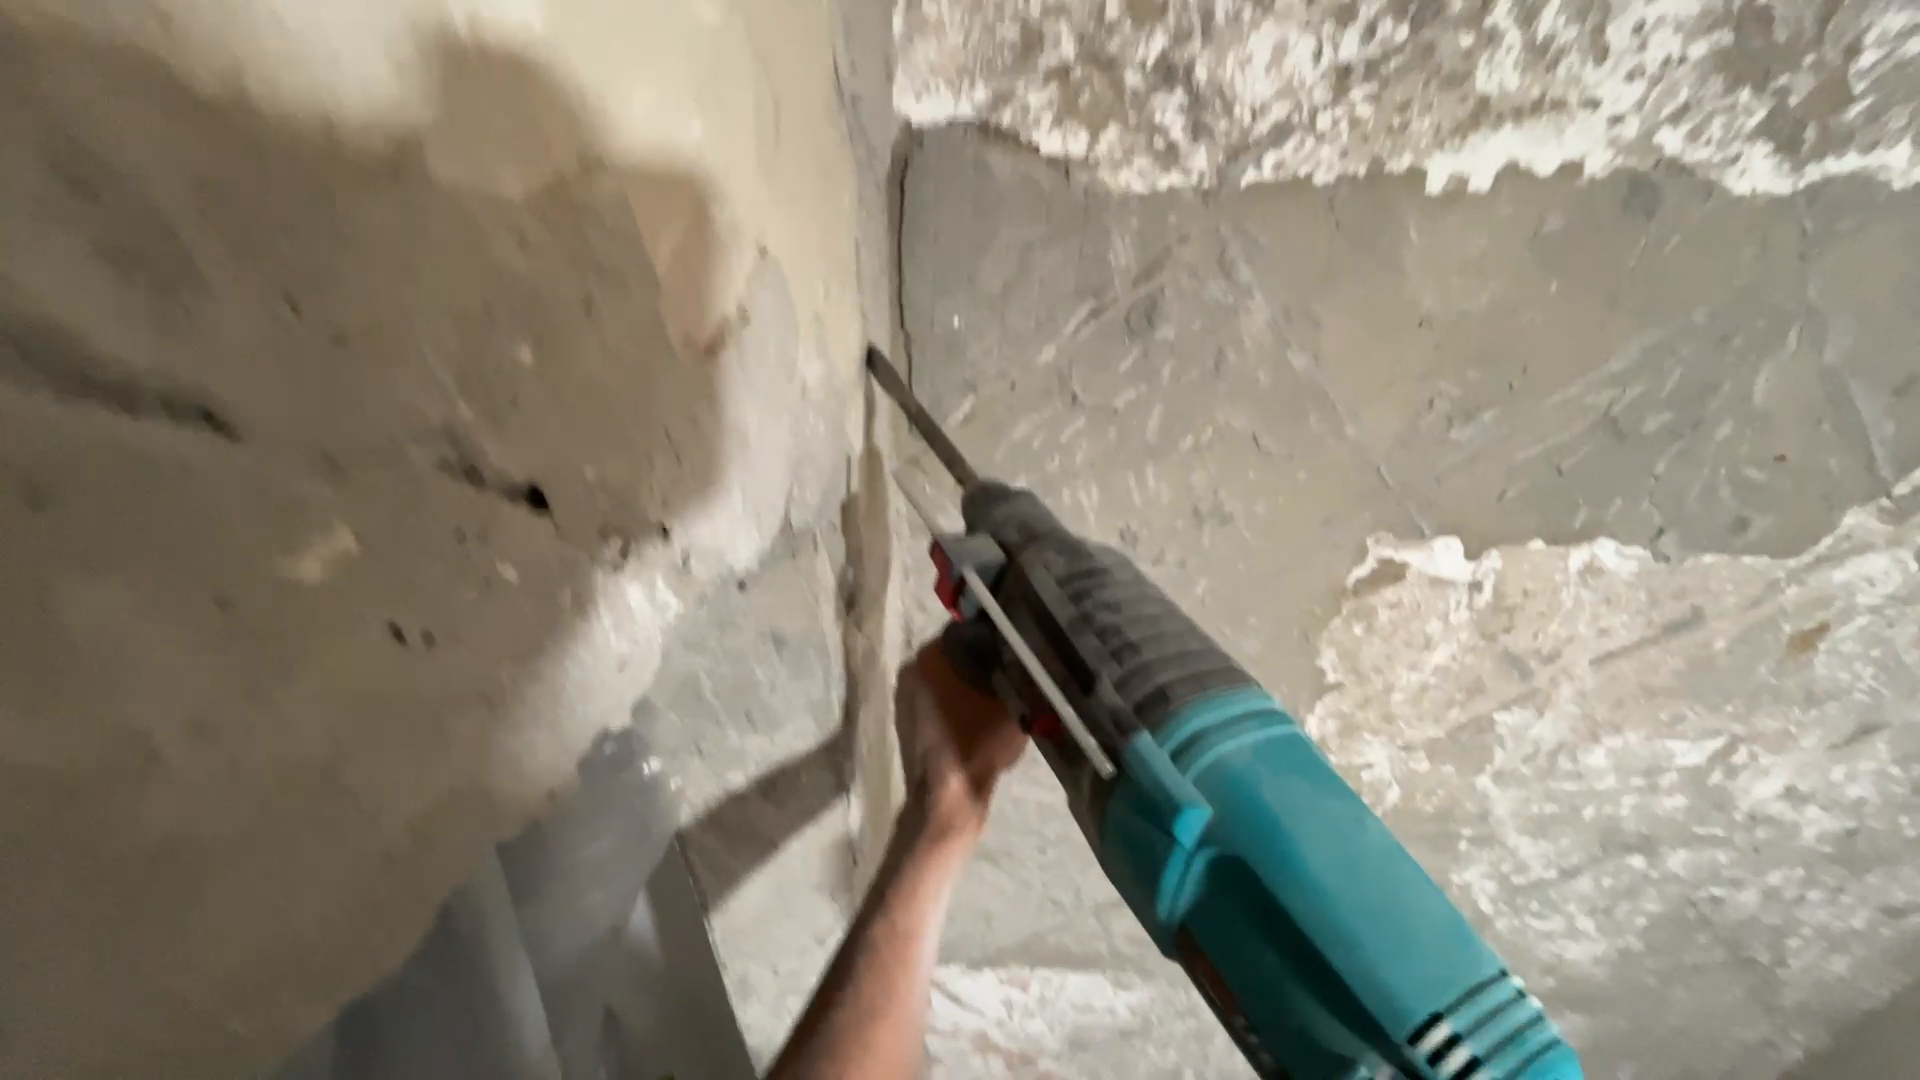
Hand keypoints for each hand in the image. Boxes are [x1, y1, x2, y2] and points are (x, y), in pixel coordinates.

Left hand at [893, 638, 1027, 841]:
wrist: (947, 802)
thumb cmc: (976, 745)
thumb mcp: (1012, 705)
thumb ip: (1022, 674)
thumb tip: (1037, 655)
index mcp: (929, 658)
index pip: (966, 629)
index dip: (994, 635)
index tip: (1017, 642)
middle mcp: (910, 671)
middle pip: (956, 655)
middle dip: (984, 660)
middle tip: (1016, 667)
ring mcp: (906, 699)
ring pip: (948, 679)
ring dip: (973, 683)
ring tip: (1006, 691)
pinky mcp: (910, 723)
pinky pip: (940, 701)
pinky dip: (960, 703)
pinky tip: (985, 715)